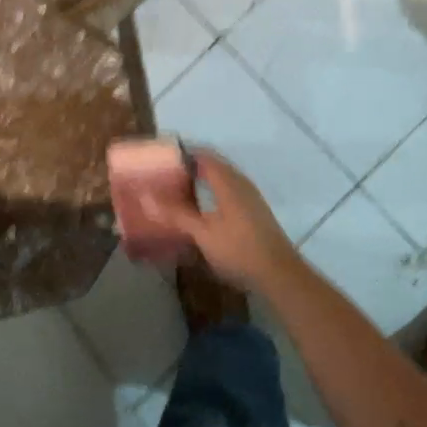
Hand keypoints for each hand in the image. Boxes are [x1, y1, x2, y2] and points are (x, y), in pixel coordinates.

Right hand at [142, 151, 301, 290]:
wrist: (278, 272)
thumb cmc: (238, 249)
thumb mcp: (203, 233)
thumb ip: (178, 214)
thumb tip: (149, 197)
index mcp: (228, 182)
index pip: (203, 156)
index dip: (183, 155)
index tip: (162, 161)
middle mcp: (241, 182)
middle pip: (213, 165)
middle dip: (190, 168)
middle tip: (166, 178)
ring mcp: (250, 196)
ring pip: (223, 179)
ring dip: (202, 181)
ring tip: (179, 192)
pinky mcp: (254, 210)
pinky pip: (230, 190)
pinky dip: (213, 192)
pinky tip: (202, 210)